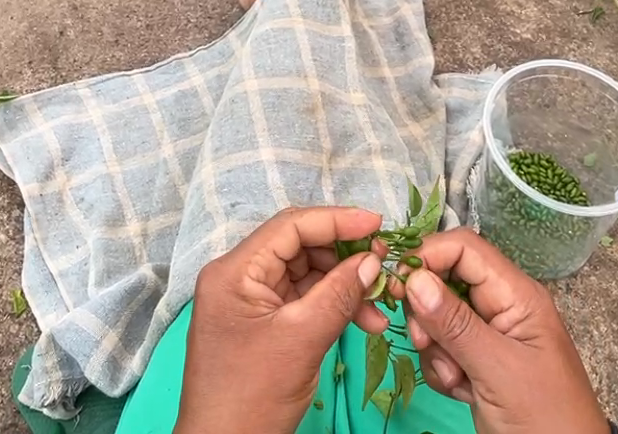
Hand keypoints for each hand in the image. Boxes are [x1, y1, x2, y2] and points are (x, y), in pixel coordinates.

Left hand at [176, 207, 392, 433]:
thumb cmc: (252, 396)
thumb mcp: (301, 340)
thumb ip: (339, 294)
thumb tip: (373, 260)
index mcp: (234, 270)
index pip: (291, 226)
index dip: (336, 220)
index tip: (377, 224)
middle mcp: (239, 276)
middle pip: (299, 246)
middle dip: (344, 256)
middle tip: (383, 265)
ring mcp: (250, 300)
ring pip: (306, 273)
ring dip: (344, 285)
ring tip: (379, 303)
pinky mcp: (263, 323)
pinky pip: (303, 299)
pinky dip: (333, 305)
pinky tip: (364, 319)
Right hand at [401, 229, 605, 433]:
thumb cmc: (544, 419)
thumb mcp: (499, 371)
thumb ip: (455, 324)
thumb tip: (413, 277)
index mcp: (516, 294)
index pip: (466, 249)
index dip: (430, 255)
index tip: (399, 284)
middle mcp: (501, 307)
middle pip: (447, 280)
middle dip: (428, 311)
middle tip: (424, 342)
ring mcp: (489, 337)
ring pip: (439, 318)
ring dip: (436, 349)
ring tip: (455, 380)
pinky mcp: (478, 365)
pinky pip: (443, 350)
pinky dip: (442, 371)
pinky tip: (460, 393)